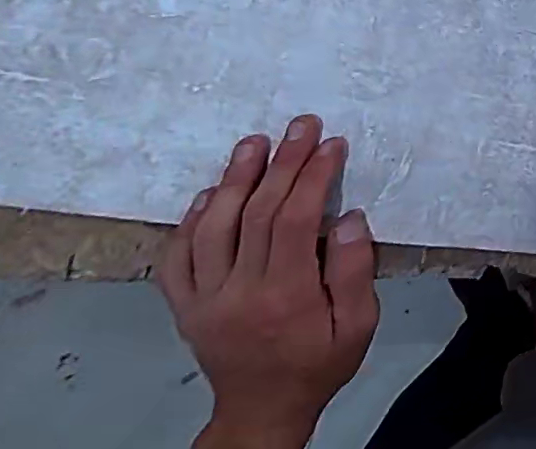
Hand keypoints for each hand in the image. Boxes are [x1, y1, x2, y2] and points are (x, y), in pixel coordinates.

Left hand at [156, 115, 379, 448]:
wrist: (263, 411)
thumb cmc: (322, 361)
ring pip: (210, 229)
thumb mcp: (359, 322)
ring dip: (233, 181)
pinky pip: (176, 260)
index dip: (312, 177)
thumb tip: (347, 217)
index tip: (332, 144)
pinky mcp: (185, 307)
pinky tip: (208, 194)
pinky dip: (189, 222)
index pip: (292, 221)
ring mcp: (202, 300)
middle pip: (253, 214)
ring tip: (253, 143)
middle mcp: (235, 293)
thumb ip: (354, 269)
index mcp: (283, 295)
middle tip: (302, 125)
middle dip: (282, 163)